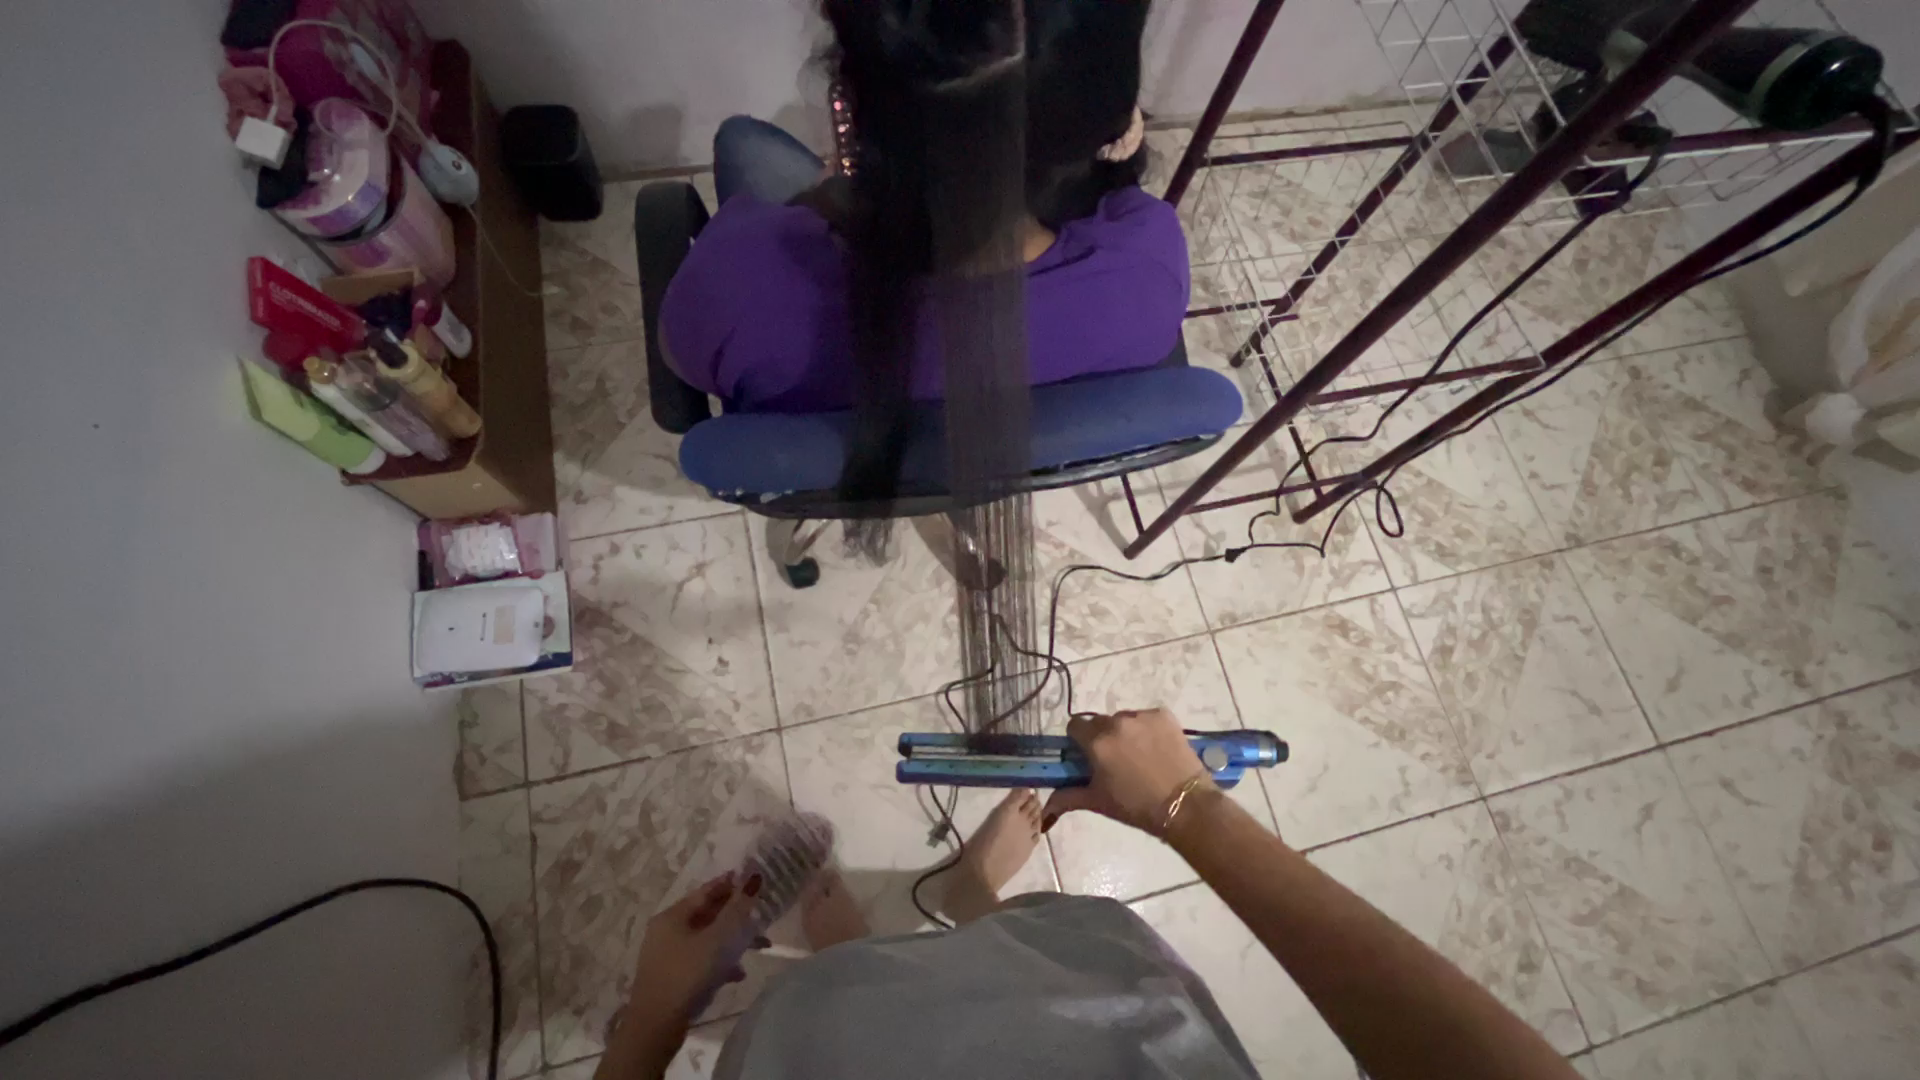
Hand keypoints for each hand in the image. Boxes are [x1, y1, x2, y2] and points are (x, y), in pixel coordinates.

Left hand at [622, 873, 765, 1035]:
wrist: (655, 1029)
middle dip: (737, 915)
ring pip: (707, 938)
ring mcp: (667, 956)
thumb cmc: (688, 975)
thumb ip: (737, 907)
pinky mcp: (672, 978)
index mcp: (673, 916)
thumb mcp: (718, 938)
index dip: (732, 884)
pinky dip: (720, 961)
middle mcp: (667, 931)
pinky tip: (738, 974)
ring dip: (733, 940)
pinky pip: (701, 960)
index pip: (707, 890)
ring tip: (760, 946)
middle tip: (763, 915)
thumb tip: (753, 877)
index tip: (756, 880)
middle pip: (708, 915)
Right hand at [1042, 709, 1209, 834]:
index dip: (1079, 741)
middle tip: (1115, 761)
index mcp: (1096, 742)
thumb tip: (1045, 807)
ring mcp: (1142, 716)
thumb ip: (1067, 797)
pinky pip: (1146, 718)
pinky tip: (1157, 750)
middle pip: (1099, 722)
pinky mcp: (1164, 715)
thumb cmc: (1137, 807)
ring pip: (1123, 720)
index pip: (1074, 726)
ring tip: (1140, 757)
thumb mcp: (1098, 802)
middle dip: (1102, 737)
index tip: (1087, 756)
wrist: (1186, 806)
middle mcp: (1116, 722)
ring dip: (1125, 733)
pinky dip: (1147, 730)